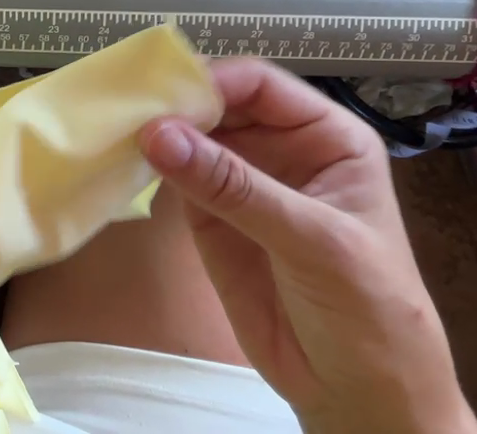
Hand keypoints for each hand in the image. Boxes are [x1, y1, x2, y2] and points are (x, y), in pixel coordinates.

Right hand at [137, 58, 476, 433]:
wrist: (357, 395)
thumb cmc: (368, 311)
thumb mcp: (313, 242)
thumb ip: (235, 186)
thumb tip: (155, 132)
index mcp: (324, 136)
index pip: (259, 85)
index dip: (212, 81)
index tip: (161, 94)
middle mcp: (278, 145)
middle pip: (215, 102)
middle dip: (173, 102)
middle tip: (124, 109)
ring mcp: (239, 178)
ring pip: (187, 133)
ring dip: (151, 129)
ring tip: (109, 127)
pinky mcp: (205, 211)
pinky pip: (170, 173)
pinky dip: (142, 162)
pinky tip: (114, 156)